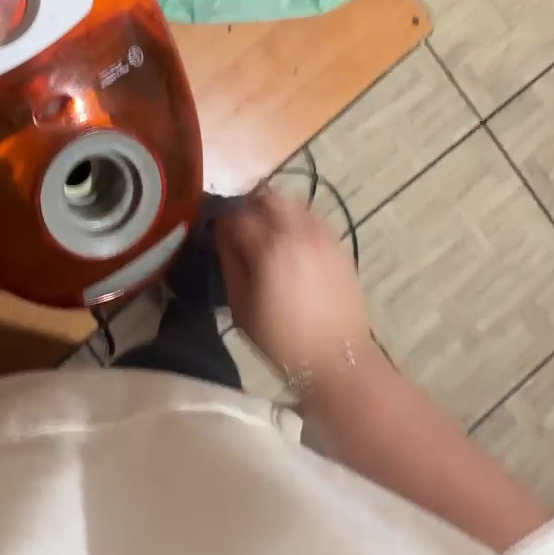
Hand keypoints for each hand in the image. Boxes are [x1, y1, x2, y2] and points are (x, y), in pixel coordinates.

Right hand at [218, 188, 378, 381]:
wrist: (337, 358)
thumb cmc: (281, 339)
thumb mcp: (241, 306)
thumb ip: (229, 261)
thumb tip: (221, 233)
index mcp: (268, 248)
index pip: (236, 214)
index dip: (221, 218)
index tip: (215, 228)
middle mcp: (297, 232)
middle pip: (266, 197)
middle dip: (247, 204)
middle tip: (238, 223)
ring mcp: (322, 235)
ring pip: (292, 201)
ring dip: (273, 207)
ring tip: (264, 228)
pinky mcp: (338, 244)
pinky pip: (312, 216)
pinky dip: (296, 218)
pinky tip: (290, 238)